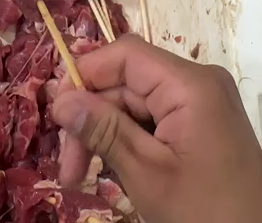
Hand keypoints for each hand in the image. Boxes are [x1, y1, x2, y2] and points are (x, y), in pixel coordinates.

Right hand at [49, 36, 261, 222]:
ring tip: (83, 175)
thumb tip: (60, 99)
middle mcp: (198, 81)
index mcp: (189, 83)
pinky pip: (156, 119)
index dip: (86, 74)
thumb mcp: (148, 175)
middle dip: (94, 118)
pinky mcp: (203, 124)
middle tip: (67, 168)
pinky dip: (131, 141)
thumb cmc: (205, 213)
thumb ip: (104, 131)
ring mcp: (203, 103)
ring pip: (138, 102)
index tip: (55, 113)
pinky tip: (115, 171)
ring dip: (108, 134)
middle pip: (128, 81)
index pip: (126, 54)